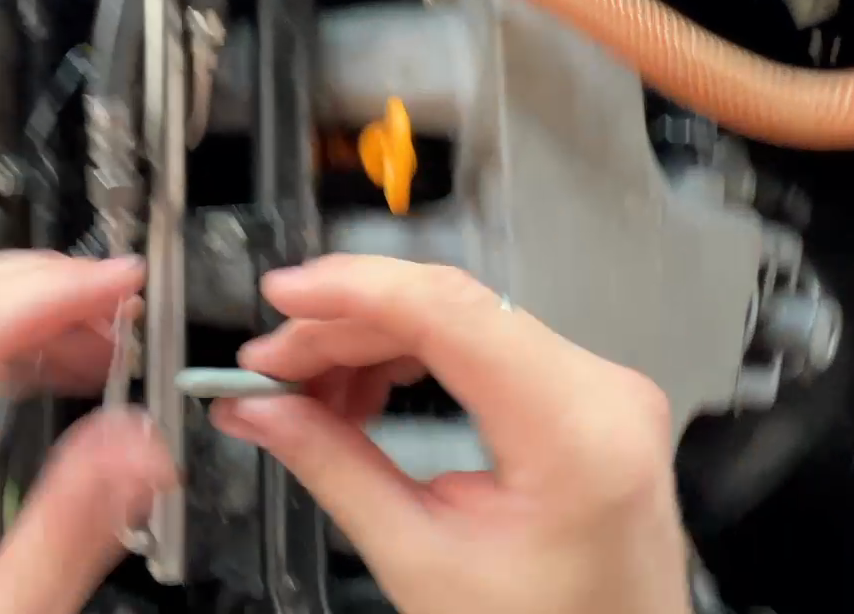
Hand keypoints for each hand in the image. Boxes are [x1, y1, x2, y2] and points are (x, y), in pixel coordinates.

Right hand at [212, 255, 689, 613]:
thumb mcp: (422, 562)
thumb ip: (332, 467)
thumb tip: (258, 408)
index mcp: (574, 433)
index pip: (446, 311)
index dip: (351, 290)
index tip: (283, 295)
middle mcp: (595, 387)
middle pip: (436, 308)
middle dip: (340, 328)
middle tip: (271, 366)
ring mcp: (588, 380)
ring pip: (444, 314)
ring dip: (364, 341)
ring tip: (308, 391)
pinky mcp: (570, 385)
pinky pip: (466, 337)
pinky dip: (400, 354)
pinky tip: (359, 393)